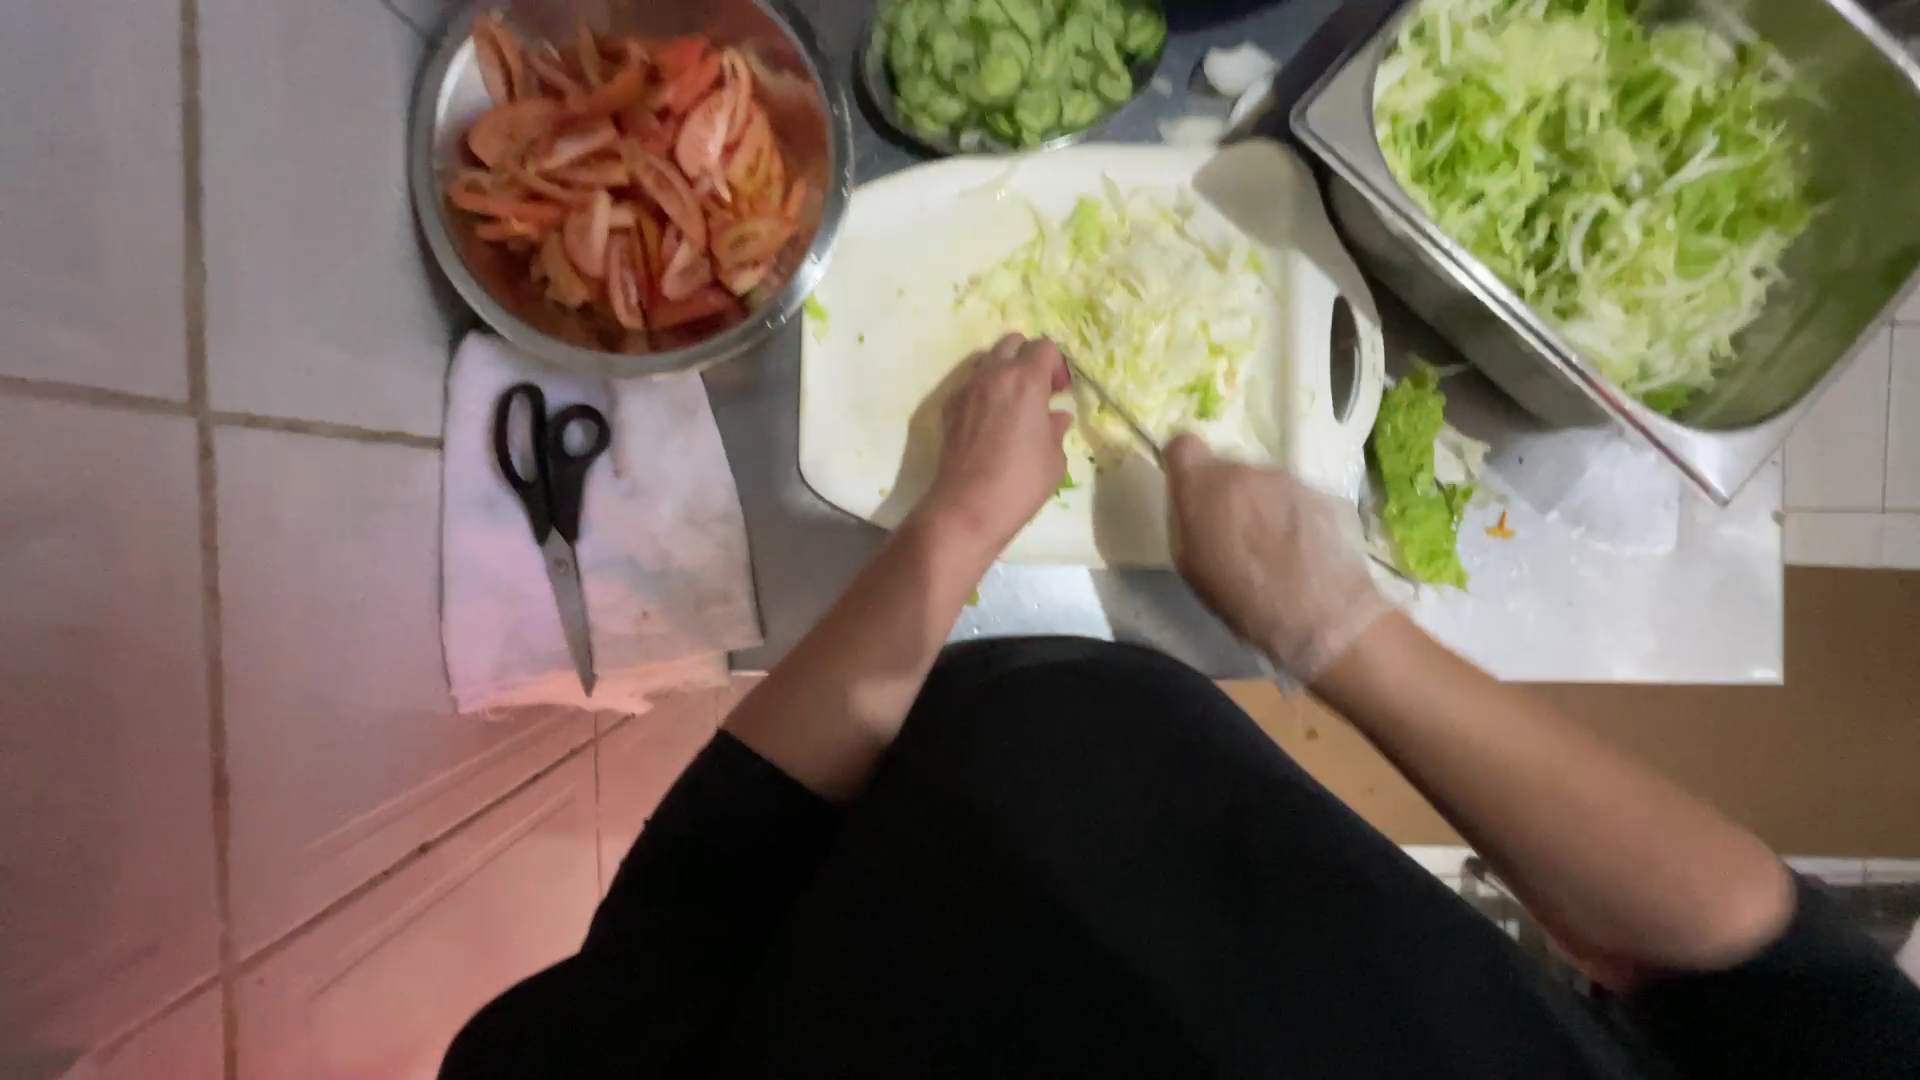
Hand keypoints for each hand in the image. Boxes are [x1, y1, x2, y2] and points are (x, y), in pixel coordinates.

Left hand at [917, 334, 1071, 553]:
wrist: (967, 507)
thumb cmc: (1020, 483)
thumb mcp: (1054, 458)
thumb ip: (1055, 428)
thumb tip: (1056, 416)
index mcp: (1025, 380)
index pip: (1044, 347)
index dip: (1056, 365)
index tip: (1059, 392)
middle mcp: (992, 375)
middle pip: (1012, 344)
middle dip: (1028, 359)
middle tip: (1038, 390)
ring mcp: (966, 390)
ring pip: (987, 361)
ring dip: (1003, 372)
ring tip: (1013, 405)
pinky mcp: (949, 408)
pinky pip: (970, 386)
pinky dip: (983, 392)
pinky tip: (990, 422)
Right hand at [1165, 433, 1387, 681]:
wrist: (1320, 615)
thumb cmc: (1240, 598)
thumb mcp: (1189, 564)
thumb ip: (1185, 519)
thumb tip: (1190, 500)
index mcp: (1203, 485)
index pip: (1182, 445)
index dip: (1184, 466)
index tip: (1190, 490)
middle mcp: (1244, 469)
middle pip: (1226, 468)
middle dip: (1226, 494)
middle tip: (1234, 533)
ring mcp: (1287, 478)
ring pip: (1261, 483)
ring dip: (1260, 505)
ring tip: (1272, 547)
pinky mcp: (1322, 491)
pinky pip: (1293, 498)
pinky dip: (1291, 516)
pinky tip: (1300, 550)